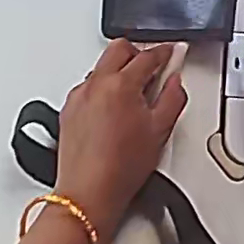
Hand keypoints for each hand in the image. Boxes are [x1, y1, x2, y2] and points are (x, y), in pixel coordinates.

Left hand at [55, 39, 188, 227]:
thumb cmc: (120, 169)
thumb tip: (174, 82)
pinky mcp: (68, 109)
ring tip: (134, 93)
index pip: (147, 56)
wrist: (89, 195)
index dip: (164, 52)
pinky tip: (113, 108)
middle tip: (152, 67)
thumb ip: (173, 98)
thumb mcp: (160, 131)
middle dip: (138, 53)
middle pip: (119, 48)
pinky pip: (88, 85)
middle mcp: (96, 84)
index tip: (171, 52)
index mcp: (121, 85)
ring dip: (119, 70)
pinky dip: (102, 88)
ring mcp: (79, 96)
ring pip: (102, 66)